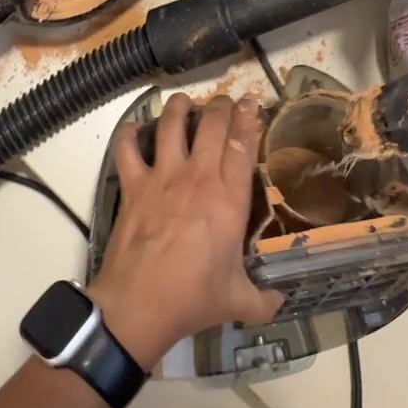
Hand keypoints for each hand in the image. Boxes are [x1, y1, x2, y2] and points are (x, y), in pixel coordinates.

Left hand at [87, 94, 283, 365]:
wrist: (139, 305)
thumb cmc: (193, 299)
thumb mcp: (238, 301)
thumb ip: (264, 299)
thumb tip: (280, 302)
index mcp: (230, 199)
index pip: (243, 143)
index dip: (248, 117)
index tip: (251, 103)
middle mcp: (198, 178)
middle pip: (212, 123)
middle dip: (220, 105)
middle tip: (223, 102)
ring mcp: (163, 177)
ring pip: (172, 124)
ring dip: (179, 107)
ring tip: (184, 102)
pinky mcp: (133, 185)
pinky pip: (128, 148)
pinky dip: (130, 133)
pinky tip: (135, 129)